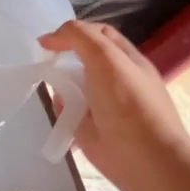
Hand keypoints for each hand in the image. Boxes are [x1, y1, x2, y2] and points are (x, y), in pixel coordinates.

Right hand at [39, 20, 189, 185]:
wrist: (143, 158)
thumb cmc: (129, 104)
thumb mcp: (106, 57)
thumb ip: (78, 36)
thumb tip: (48, 39)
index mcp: (128, 61)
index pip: (99, 34)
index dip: (74, 32)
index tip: (51, 41)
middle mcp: (116, 79)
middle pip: (82, 58)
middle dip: (62, 58)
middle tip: (46, 61)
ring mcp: (103, 103)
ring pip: (70, 82)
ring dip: (58, 83)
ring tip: (51, 86)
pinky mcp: (89, 124)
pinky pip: (66, 107)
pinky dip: (59, 107)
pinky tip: (59, 112)